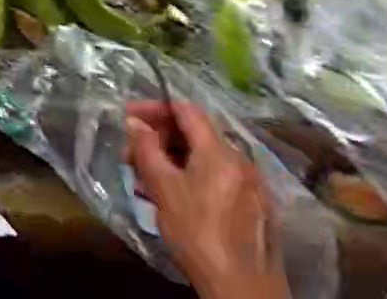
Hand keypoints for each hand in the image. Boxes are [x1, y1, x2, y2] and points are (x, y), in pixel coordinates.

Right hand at [125, 100, 289, 298]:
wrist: (244, 294)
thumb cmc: (198, 236)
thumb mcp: (163, 189)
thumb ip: (146, 148)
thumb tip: (135, 122)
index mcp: (220, 152)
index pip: (186, 110)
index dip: (155, 107)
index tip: (131, 116)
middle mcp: (241, 161)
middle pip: (196, 133)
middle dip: (161, 138)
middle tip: (134, 153)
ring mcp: (252, 185)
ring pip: (206, 158)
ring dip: (173, 159)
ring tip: (147, 179)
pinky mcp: (256, 208)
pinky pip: (219, 178)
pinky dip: (194, 177)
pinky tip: (175, 196)